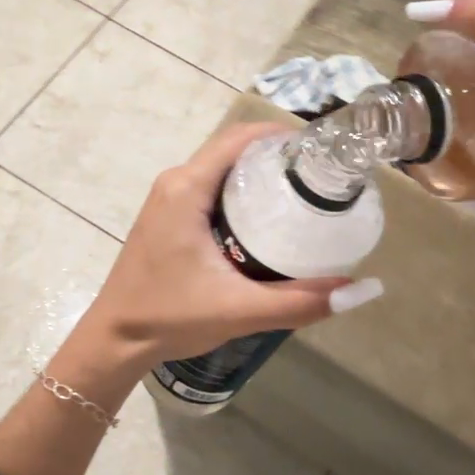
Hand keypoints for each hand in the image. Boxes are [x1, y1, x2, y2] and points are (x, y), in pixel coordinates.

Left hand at [75, 123, 381, 370]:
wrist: (115, 340)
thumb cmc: (169, 316)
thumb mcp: (240, 309)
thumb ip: (300, 301)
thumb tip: (359, 289)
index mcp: (186, 188)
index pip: (238, 138)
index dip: (279, 134)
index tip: (319, 147)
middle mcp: (175, 183)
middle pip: (232, 150)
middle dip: (276, 155)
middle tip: (322, 175)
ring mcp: (167, 199)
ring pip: (221, 170)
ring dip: (258, 174)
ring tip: (304, 193)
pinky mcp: (167, 217)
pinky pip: (210, 188)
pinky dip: (240, 192)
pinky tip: (268, 218)